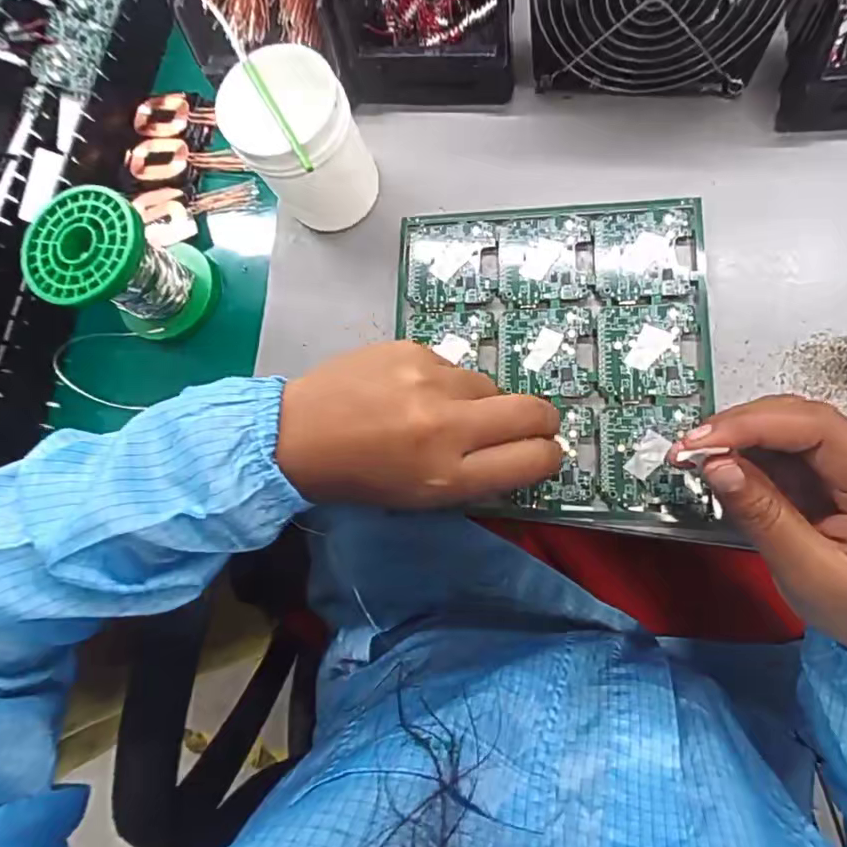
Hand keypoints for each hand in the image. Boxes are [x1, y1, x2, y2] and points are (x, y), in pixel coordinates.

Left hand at [276, 341, 561, 508]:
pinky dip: (442, 381)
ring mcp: (429, 380)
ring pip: (488, 385)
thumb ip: (478, 477)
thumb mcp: (422, 498)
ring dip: (478, 401)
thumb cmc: (360, 477)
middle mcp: (446, 425)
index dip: (547, 455)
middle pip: (533, 412)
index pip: (534, 459)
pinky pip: (451, 366)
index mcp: (448, 476)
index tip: (542, 452)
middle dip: (541, 421)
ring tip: (437, 411)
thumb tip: (526, 451)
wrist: (298, 433)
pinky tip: (408, 391)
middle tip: (526, 425)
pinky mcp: (411, 349)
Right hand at [670, 395, 846, 663]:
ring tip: (693, 456)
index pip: (816, 427)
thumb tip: (718, 467)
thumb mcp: (810, 573)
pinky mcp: (824, 476)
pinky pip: (779, 450)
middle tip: (687, 448)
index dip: (752, 425)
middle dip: (737, 426)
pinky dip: (742, 452)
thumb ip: (763, 516)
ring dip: (735, 436)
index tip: (701, 442)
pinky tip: (717, 464)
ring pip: (785, 427)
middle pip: (798, 417)